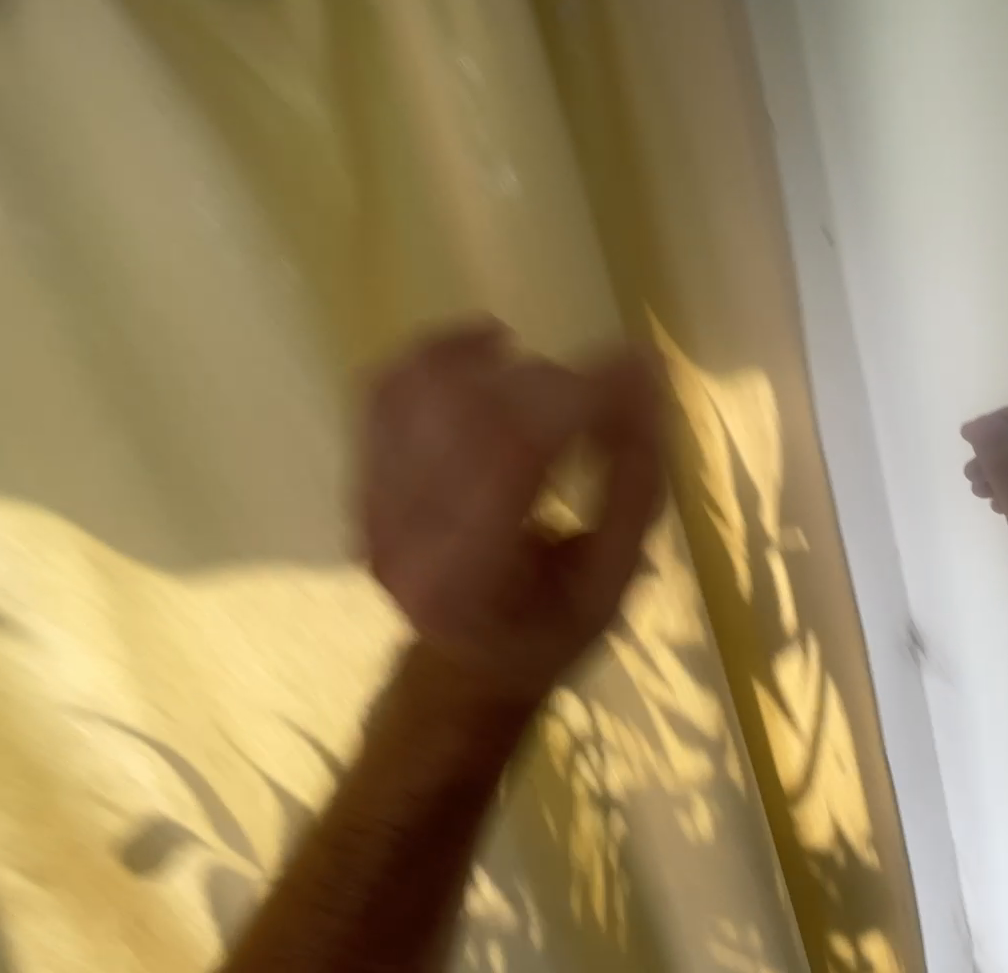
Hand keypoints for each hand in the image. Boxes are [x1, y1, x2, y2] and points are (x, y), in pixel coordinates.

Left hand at [361, 319, 665, 701]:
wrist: (466, 661)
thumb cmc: (551, 629)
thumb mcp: (614, 579)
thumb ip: (634, 485)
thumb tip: (645, 381)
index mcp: (466, 578)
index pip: (513, 451)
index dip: (579, 395)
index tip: (636, 368)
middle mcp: (402, 536)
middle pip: (469, 411)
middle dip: (552, 380)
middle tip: (604, 387)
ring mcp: (370, 504)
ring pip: (420, 388)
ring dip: (495, 361)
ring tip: (549, 375)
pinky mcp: (363, 478)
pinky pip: (388, 388)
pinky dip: (441, 353)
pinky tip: (490, 346)